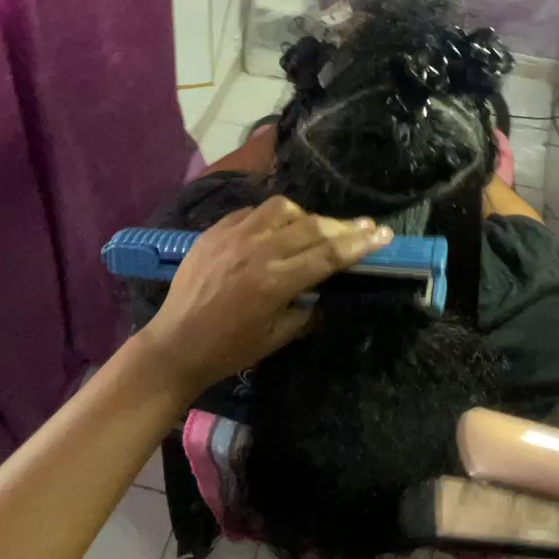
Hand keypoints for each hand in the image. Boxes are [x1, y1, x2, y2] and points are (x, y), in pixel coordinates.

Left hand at [136, 197, 390, 396]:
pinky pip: (252, 212)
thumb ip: (307, 311)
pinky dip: (272, 217)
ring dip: (306, 216)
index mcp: (275, 282)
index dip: (360, 245)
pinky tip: (277, 229)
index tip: (383, 235)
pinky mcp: (215, 231)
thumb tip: (326, 292)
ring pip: (283, 209)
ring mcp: (234, 236)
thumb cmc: (228, 349)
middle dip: (345, 226)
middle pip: (313, 227)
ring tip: (315, 227)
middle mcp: (258, 251)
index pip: (329, 255)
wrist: (175, 345)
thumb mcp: (276, 337)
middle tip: (367, 226)